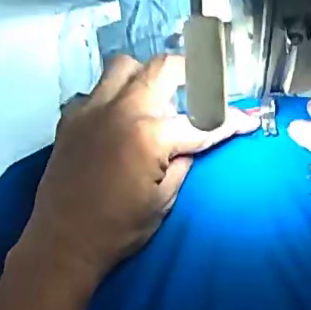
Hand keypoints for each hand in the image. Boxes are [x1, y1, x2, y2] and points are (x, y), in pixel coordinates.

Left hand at [20, 54, 256, 289]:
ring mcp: (91, 109)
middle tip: (205, 89)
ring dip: (146, 75)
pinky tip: (119, 120)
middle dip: (192, 74)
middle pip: (163, 68)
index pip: (200, 121)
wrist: (63, 243)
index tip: (247, 120)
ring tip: (156, 99)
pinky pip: (97, 89)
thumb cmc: (118, 231)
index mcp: (149, 135)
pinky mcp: (71, 118)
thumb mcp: (163, 202)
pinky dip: (114, 96)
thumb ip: (182, 164)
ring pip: (125, 66)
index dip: (229, 122)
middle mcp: (120, 110)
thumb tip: (193, 144)